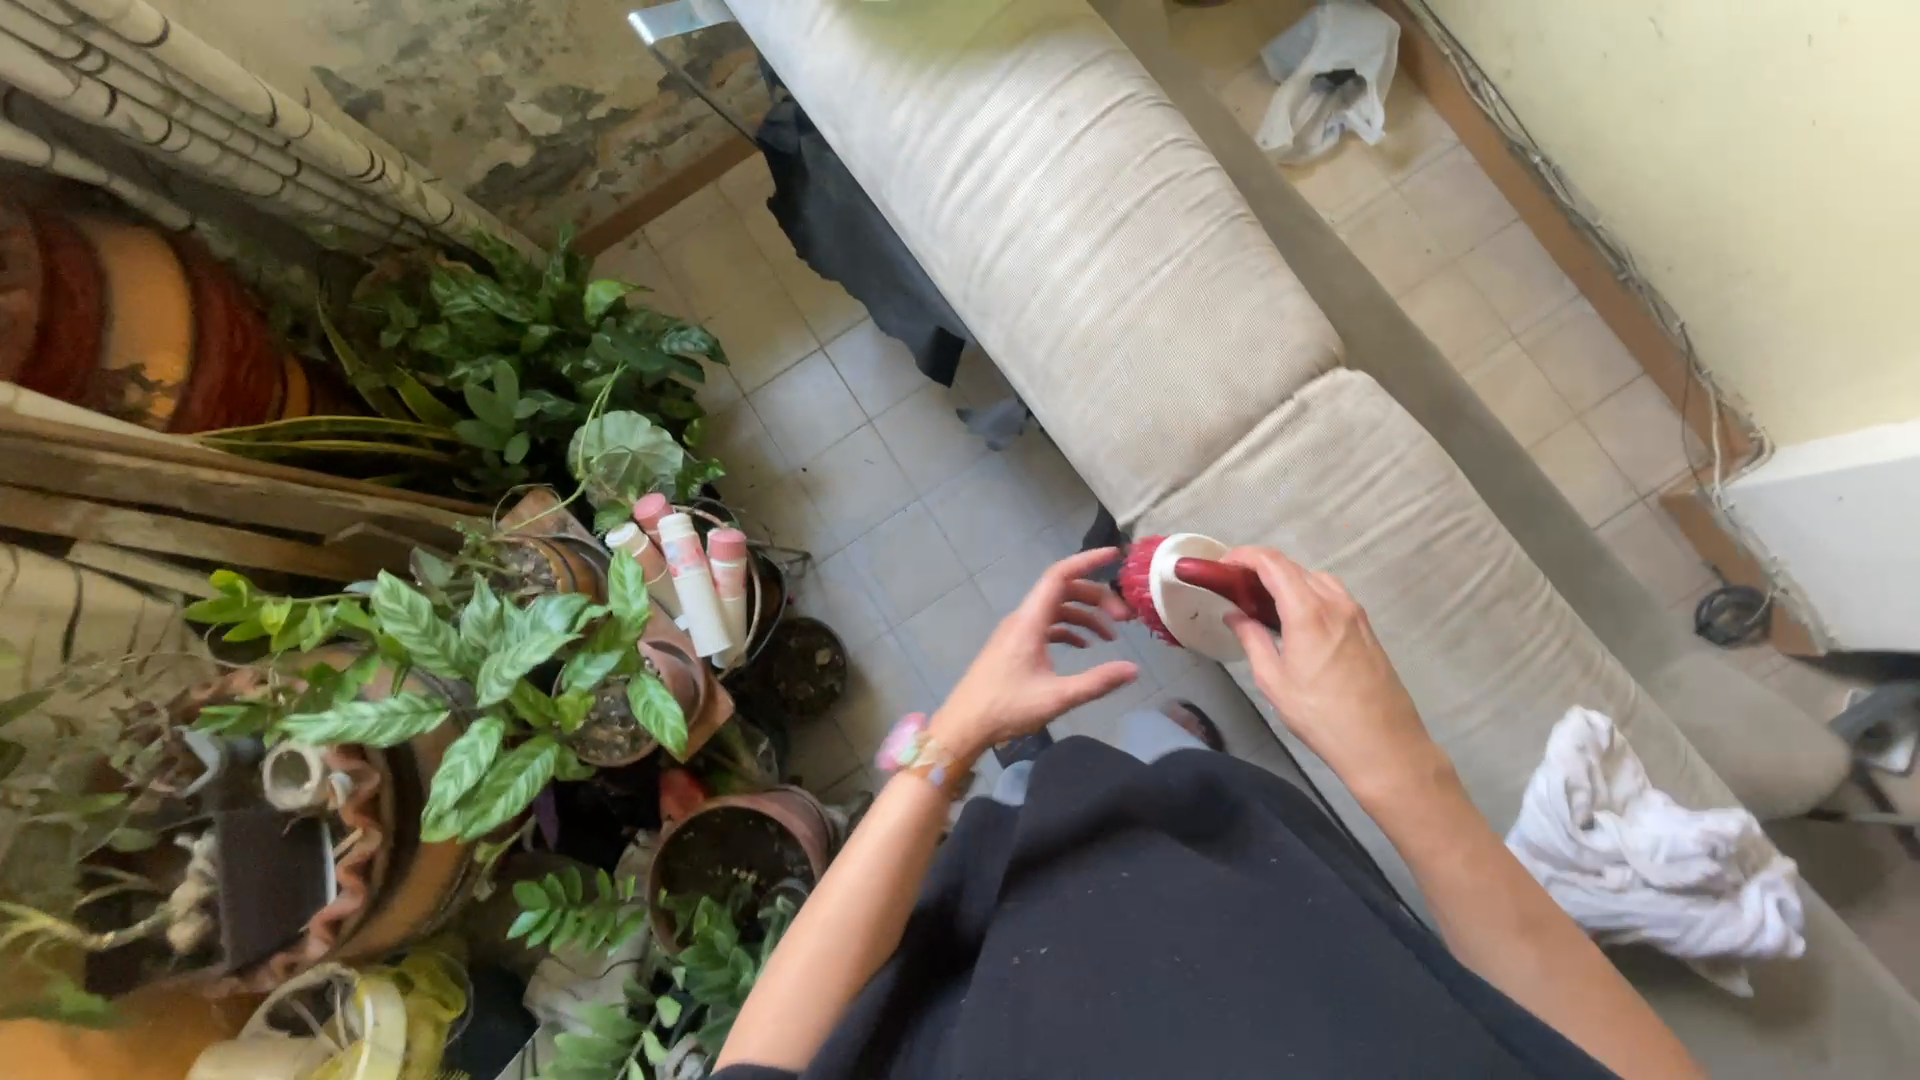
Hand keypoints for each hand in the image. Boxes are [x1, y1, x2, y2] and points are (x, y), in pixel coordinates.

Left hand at [928, 548, 1139, 759]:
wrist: (964, 724)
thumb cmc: (1006, 708)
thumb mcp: (1056, 698)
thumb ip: (1096, 682)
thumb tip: (1133, 670)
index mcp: (1029, 622)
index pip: (1059, 576)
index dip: (1087, 561)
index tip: (1114, 556)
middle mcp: (1022, 618)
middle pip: (1062, 591)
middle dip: (1096, 597)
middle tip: (1125, 618)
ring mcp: (1016, 631)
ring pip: (1055, 608)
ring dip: (1084, 615)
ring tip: (1111, 636)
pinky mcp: (1014, 645)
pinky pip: (1046, 625)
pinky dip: (1068, 629)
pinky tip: (1084, 647)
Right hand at [1221, 547, 1455, 804]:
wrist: (1383, 743)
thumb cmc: (1321, 716)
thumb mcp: (1273, 681)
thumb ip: (1252, 640)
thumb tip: (1235, 616)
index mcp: (1308, 612)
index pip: (1273, 563)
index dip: (1244, 556)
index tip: (1222, 564)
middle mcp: (1335, 603)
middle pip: (1293, 567)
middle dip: (1261, 567)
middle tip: (1234, 585)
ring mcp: (1355, 614)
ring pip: (1315, 578)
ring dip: (1286, 579)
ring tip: (1263, 600)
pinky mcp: (1366, 627)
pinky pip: (1332, 595)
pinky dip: (1307, 592)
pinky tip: (1294, 616)